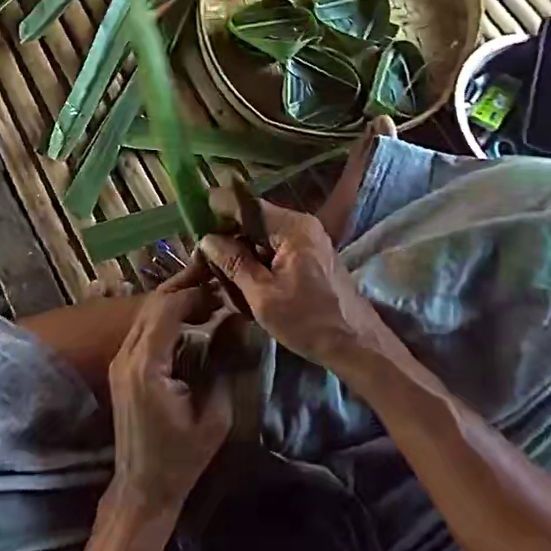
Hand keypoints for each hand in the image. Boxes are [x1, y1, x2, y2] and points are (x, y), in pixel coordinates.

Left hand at [105, 282, 232, 513]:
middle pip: (152, 304)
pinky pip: (142, 327)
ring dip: (174, 299)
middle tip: (216, 279)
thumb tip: (236, 326)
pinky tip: (191, 316)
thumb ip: (224, 368)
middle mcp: (126, 355)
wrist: (142, 488)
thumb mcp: (214, 418)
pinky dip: (166, 315)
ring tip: (209, 294)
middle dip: (185, 287)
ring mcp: (119, 359)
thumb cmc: (180, 458)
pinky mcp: (121, 365)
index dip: (195, 293)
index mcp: (146, 366)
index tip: (222, 289)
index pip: (166, 309)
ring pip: (145, 312)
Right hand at [196, 189, 398, 369]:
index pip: (247, 205)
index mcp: (292, 227)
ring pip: (261, 238)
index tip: (194, 213)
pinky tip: (245, 286)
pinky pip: (274, 250)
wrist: (357, 345)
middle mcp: (301, 225)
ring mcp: (307, 240)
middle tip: (204, 262)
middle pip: (252, 222)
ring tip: (224, 281)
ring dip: (241, 255)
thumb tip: (207, 239)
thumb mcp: (263, 295)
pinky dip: (257, 263)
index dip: (219, 207)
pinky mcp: (309, 256)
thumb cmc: (309, 321)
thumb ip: (233, 262)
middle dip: (228, 239)